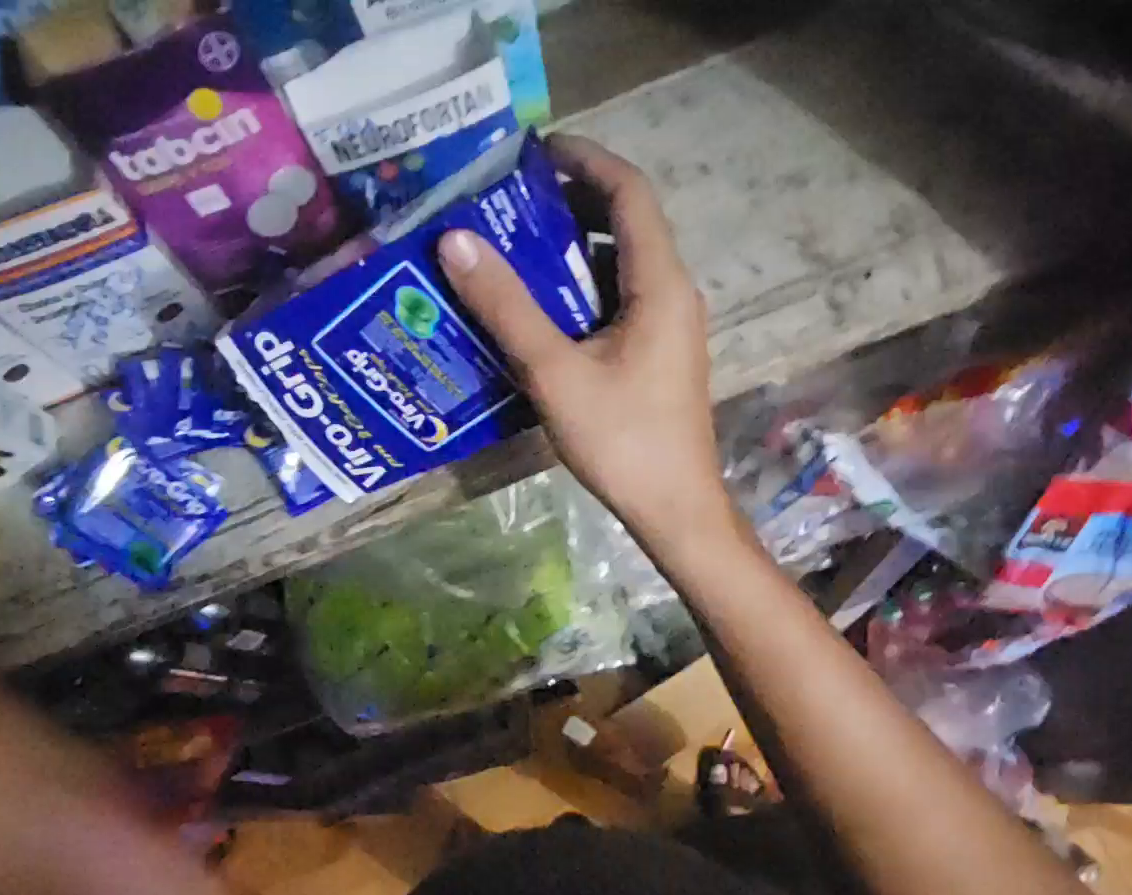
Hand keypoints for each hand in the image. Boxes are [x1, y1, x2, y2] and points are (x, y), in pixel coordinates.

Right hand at [437, 135, 734, 546]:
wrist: (675, 508)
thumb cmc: (622, 441)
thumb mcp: (556, 372)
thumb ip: (507, 307)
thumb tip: (456, 241)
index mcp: (659, 284)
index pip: (629, 193)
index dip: (586, 159)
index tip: (535, 149)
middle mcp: (673, 294)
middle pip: (626, 225)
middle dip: (570, 205)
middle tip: (507, 204)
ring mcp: (671, 327)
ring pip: (621, 268)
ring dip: (571, 252)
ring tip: (511, 251)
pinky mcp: (660, 355)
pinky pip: (620, 303)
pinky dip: (581, 293)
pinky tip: (539, 313)